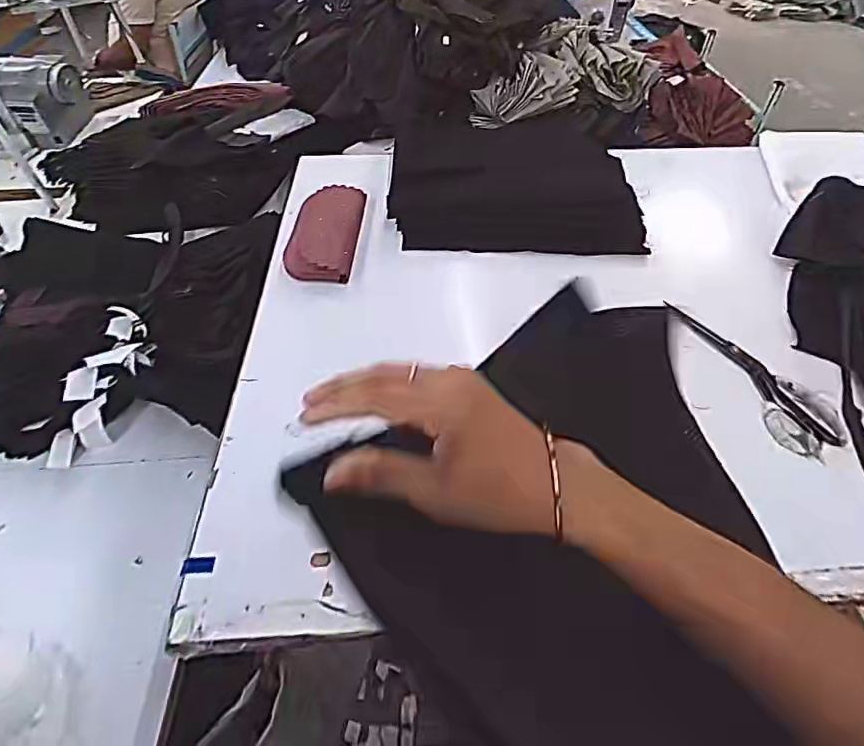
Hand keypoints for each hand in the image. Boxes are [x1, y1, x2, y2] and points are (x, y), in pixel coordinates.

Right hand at [301, 362, 602, 538]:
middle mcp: (452, 382)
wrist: (555, 484)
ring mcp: (461, 381)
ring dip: (364, 381)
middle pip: (382, 375)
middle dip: (342, 387)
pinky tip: (377, 395)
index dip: (335, 405)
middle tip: (312, 402)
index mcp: (442, 403)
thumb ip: (381, 474)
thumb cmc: (509, 490)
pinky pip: (417, 374)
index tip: (309, 416)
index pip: (373, 395)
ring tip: (335, 396)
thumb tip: (339, 471)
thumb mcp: (435, 492)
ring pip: (398, 371)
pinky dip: (388, 382)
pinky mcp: (467, 386)